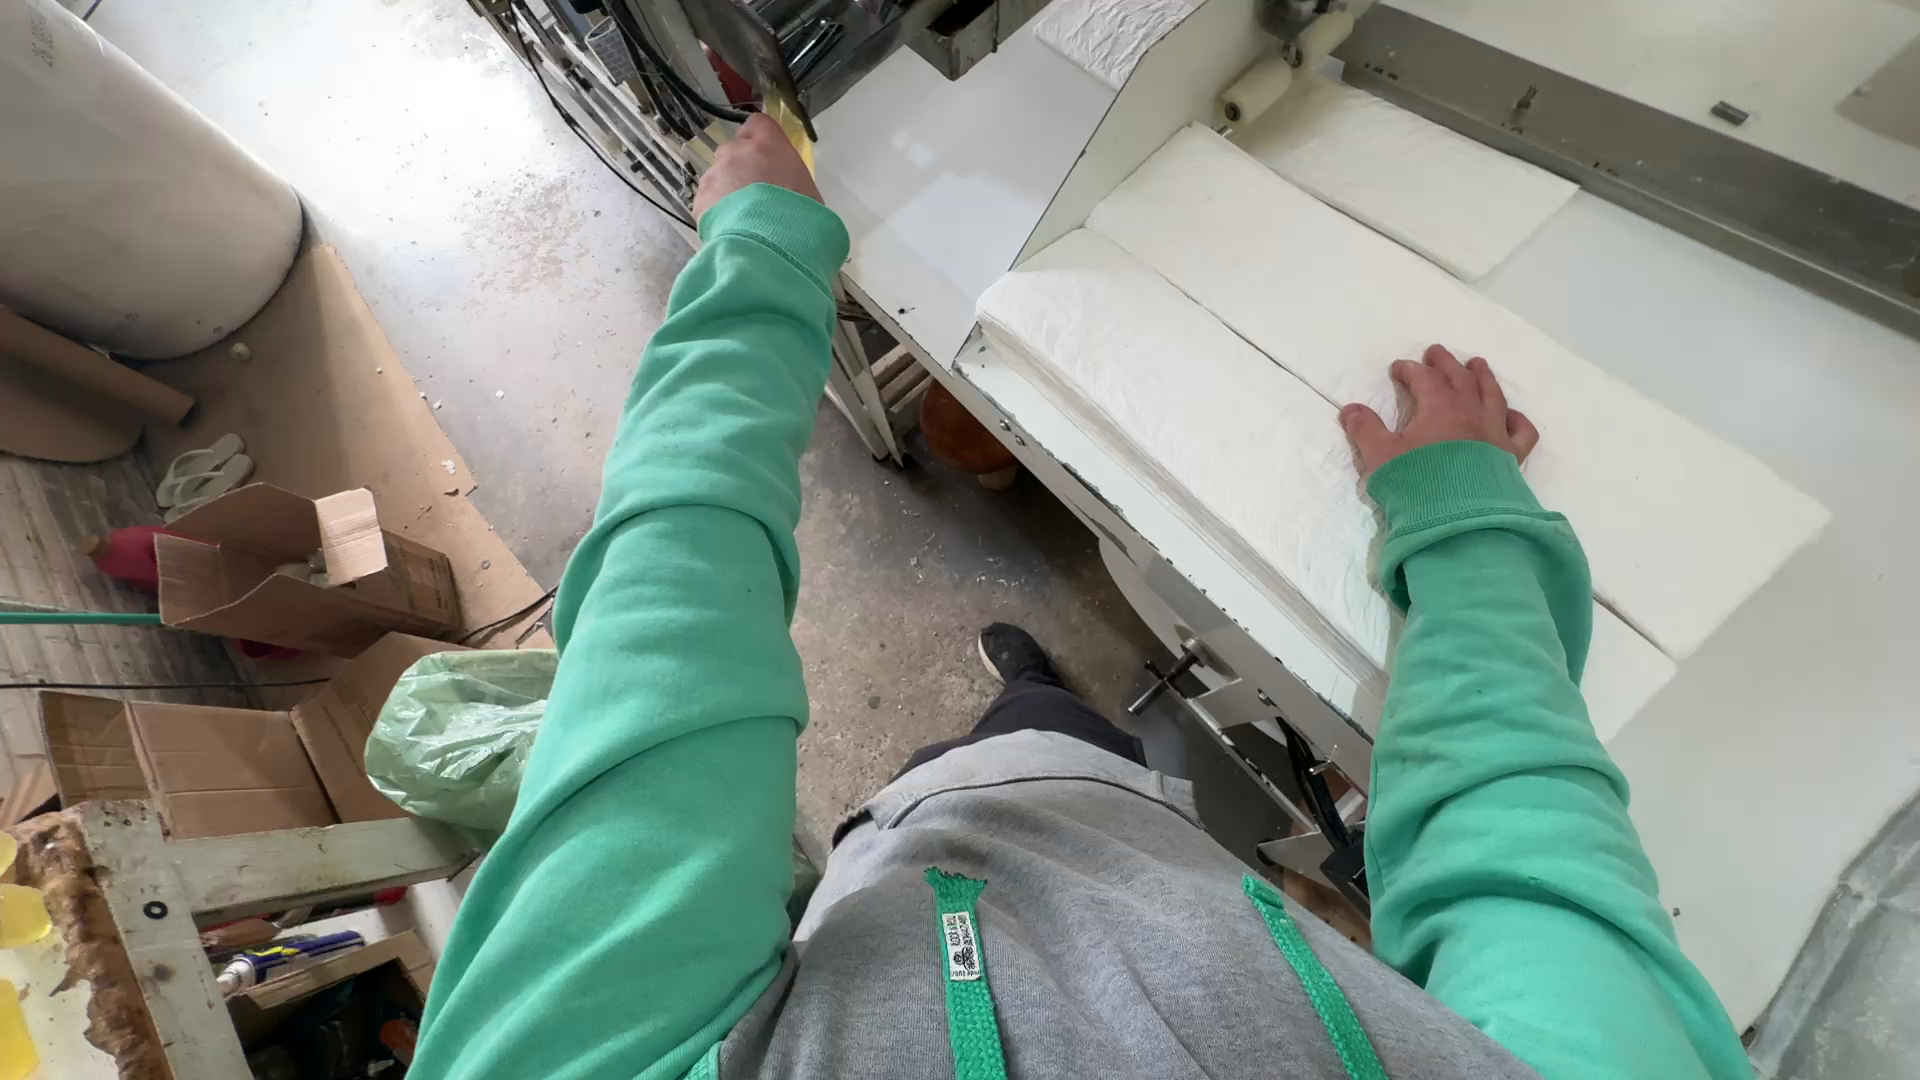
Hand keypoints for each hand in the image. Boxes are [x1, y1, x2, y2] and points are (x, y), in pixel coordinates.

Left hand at [692, 113, 822, 221]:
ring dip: (728, 193)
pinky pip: (708, 204)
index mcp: (769, 145)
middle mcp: (737, 152)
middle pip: (734, 151)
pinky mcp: (700, 200)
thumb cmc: (802, 219)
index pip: (759, 124)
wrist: (772, 247)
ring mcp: (715, 175)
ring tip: (743, 222)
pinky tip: (731, 234)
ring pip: (718, 178)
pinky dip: (717, 215)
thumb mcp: (810, 196)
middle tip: (757, 198)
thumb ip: (794, 184)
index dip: (761, 140)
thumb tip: (791, 196)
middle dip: (742, 169)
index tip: (767, 158)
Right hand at [1340, 344, 1538, 474]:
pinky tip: (1510, 415)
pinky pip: (1521, 430)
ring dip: (1483, 377)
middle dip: (1446, 363)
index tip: (1399, 367)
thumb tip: (1350, 409)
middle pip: (1460, 379)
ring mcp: (1495, 433)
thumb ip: (1365, 429)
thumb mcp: (1380, 455)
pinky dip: (1516, 418)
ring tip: (1476, 364)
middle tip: (1436, 352)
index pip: (1425, 379)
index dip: (1411, 370)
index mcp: (1440, 408)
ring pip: (1492, 395)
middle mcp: (1471, 413)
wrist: (1458, 514)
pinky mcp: (1510, 456)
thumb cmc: (1417, 480)